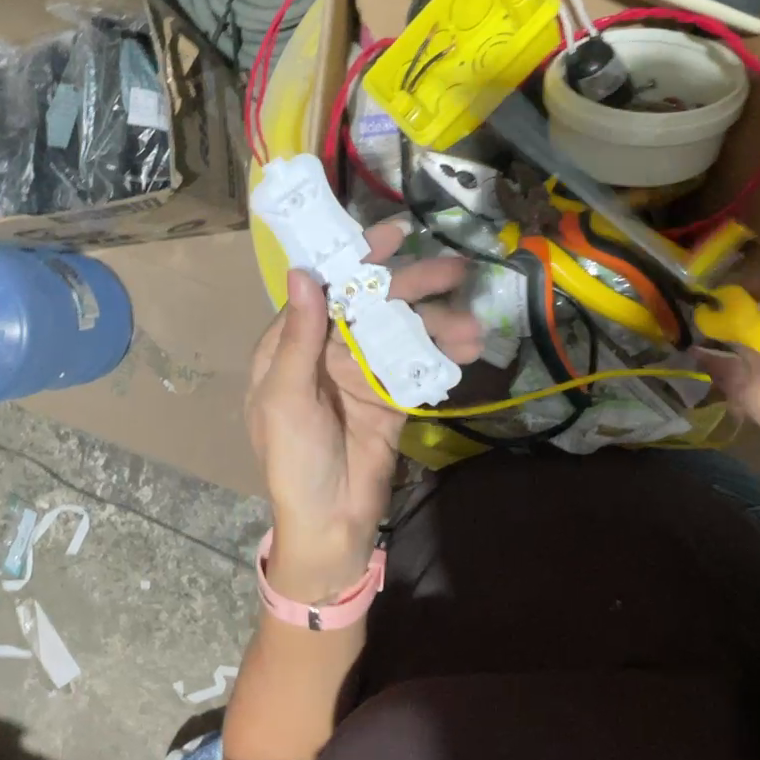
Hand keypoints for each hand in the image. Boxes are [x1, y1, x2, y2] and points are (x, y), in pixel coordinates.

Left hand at [247, 221, 482, 602]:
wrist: (329, 523)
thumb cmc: (293, 462)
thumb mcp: (285, 400)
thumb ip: (297, 339)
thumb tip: (305, 274)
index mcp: (291, 347)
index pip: (326, 290)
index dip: (358, 261)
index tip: (394, 236)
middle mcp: (327, 352)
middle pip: (371, 306)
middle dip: (412, 287)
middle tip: (456, 271)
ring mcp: (362, 374)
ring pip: (401, 333)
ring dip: (438, 324)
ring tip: (474, 325)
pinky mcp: (391, 398)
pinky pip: (418, 366)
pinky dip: (443, 355)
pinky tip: (471, 348)